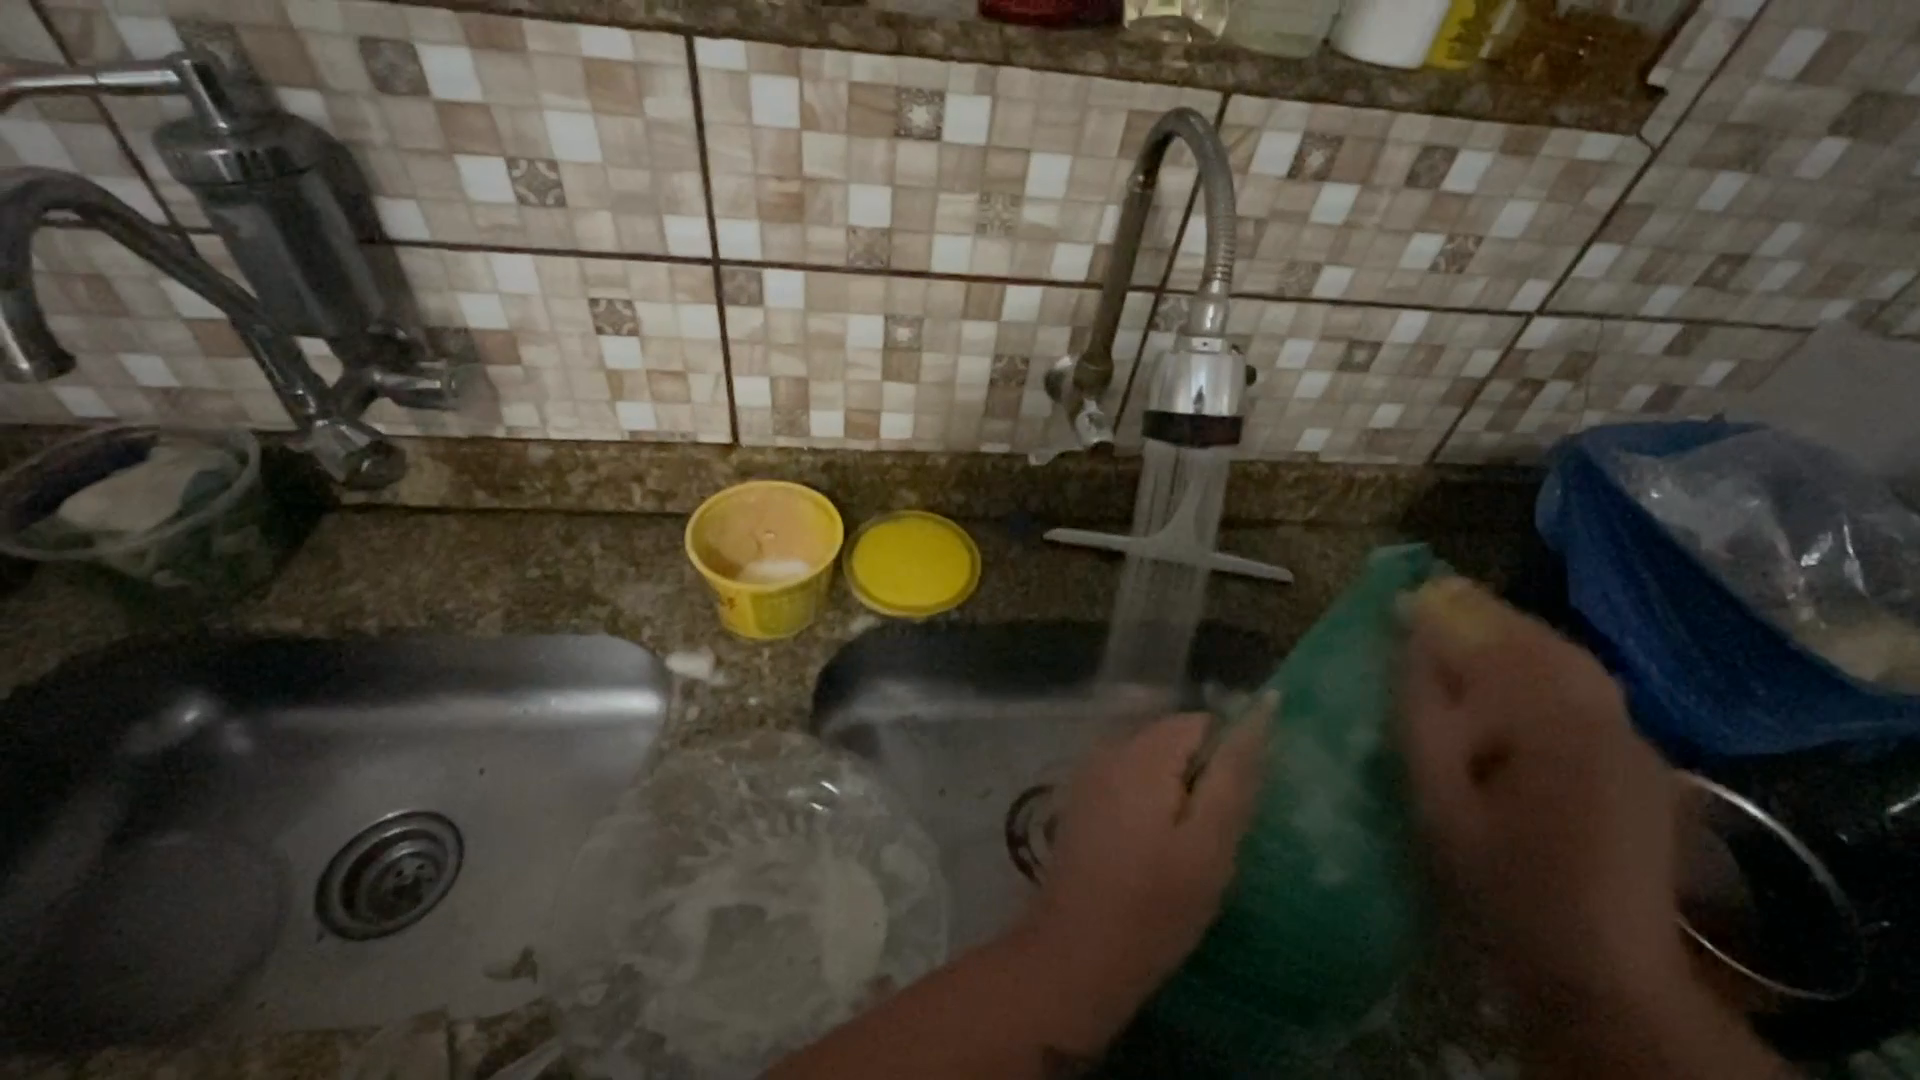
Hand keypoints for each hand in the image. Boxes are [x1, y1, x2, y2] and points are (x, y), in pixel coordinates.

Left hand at [1016, 710, 1269, 1017]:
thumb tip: (1264, 708)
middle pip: (1174, 740)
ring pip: (1152, 764)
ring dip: (1176, 795)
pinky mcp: (1079, 803)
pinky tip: (1152, 854)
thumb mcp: (1210, 843)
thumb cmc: (1154, 906)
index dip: (1230, 761)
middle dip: (1202, 778)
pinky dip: (1149, 807)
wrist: (1075, 957)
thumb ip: (1236, 773)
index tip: (1236, 813)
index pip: (1203, 723)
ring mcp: (1088, 775)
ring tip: (1185, 852)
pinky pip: (1128, 785)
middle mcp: (1109, 749)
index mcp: (1142, 751)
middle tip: (1213, 839)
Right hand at [1401, 577, 1683, 1008]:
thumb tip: (1408, 643)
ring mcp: (1635, 740)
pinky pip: (1588, 693)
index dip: (1444, 613)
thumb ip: (1422, 715)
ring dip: (1515, 640)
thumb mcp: (1440, 801)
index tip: (1400, 595)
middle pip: (1540, 640)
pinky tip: (1513, 686)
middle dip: (1484, 616)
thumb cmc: (1502, 884)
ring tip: (1463, 633)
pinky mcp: (1643, 765)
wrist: (1601, 970)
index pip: (1493, 642)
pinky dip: (1543, 670)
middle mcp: (1606, 717)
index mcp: (1554, 723)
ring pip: (1570, 663)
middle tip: (1429, 604)